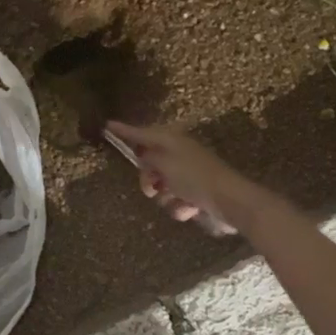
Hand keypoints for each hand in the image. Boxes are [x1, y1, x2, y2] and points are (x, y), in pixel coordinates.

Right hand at [107, 120, 243, 230]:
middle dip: (148, 178)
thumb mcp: (165, 163)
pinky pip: (175, 200)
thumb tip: (142, 154)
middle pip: (150, 164)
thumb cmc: (194, 177)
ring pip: (161, 186)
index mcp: (172, 141)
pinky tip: (190, 209)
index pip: (143, 133)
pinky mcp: (195, 194)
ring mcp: (188, 175)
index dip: (125, 131)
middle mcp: (179, 155)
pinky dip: (180, 206)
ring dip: (166, 196)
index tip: (107, 125)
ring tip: (178, 200)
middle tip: (152, 188)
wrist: (228, 201)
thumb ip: (148, 157)